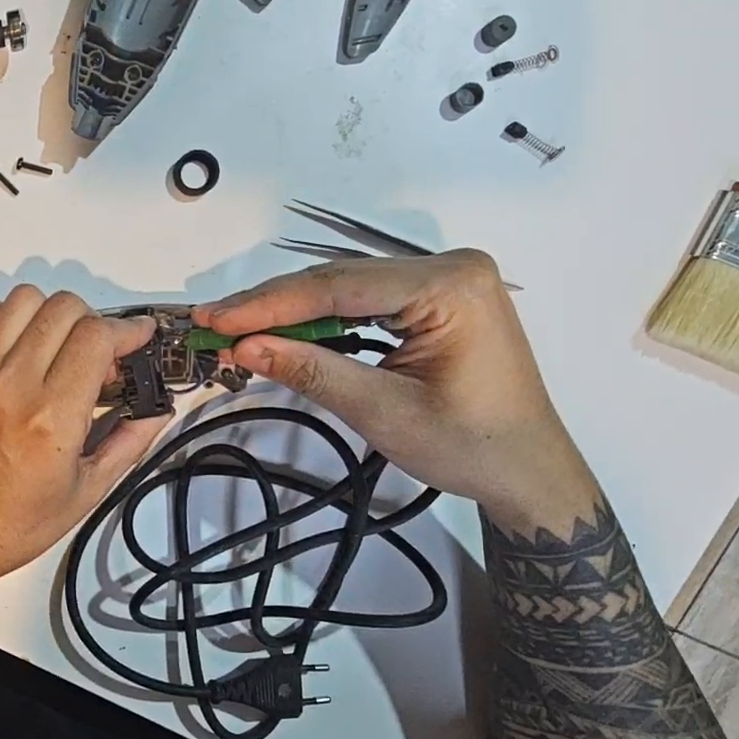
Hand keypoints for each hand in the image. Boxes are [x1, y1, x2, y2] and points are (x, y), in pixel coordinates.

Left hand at [0, 286, 167, 607]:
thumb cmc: (4, 524)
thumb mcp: (85, 494)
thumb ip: (127, 443)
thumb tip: (155, 412)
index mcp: (51, 420)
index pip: (97, 337)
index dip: (128, 330)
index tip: (138, 338)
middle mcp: (13, 387)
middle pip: (65, 308)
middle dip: (96, 323)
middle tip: (103, 356)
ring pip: (25, 299)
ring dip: (53, 313)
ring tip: (63, 346)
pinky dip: (7, 314)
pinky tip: (22, 344)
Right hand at [194, 251, 597, 529]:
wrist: (527, 470)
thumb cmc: (466, 445)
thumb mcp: (381, 410)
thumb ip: (311, 370)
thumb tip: (242, 346)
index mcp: (449, 286)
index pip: (337, 287)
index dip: (267, 304)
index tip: (213, 320)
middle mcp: (448, 268)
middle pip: (338, 279)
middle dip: (271, 305)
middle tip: (211, 323)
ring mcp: (443, 281)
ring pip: (345, 287)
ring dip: (288, 310)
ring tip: (234, 327)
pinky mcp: (434, 300)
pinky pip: (362, 301)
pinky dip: (318, 319)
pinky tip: (281, 330)